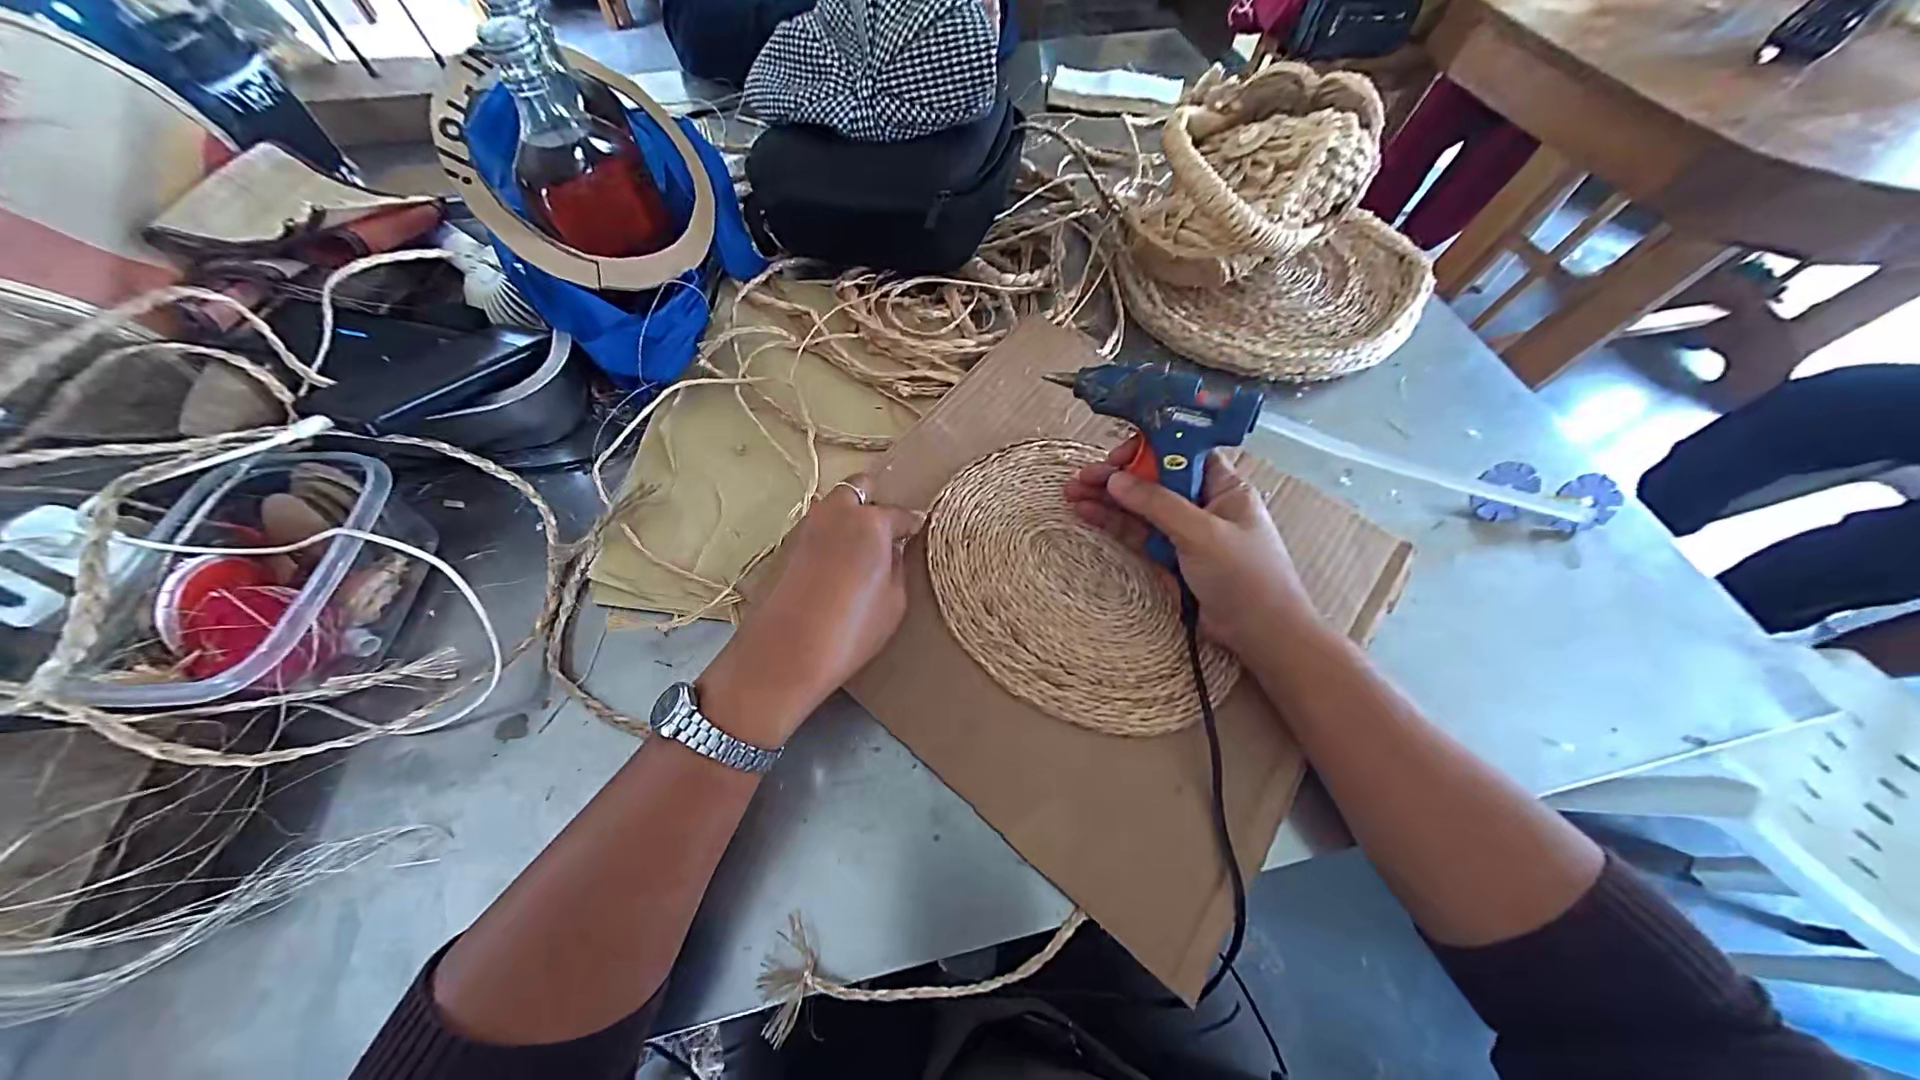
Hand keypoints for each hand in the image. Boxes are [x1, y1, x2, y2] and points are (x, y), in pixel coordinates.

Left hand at [697, 475, 920, 747]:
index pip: (901, 513)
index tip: (918, 532)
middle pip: (860, 488)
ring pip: (835, 504)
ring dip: (850, 514)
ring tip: (864, 545)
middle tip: (888, 529)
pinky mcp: (790, 546)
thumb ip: (897, 565)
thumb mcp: (894, 600)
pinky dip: (832, 533)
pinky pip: (819, 526)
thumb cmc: (851, 628)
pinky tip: (841, 561)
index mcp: (871, 521)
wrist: (788, 651)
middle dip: (876, 501)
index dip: (913, 524)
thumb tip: (895, 549)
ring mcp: (809, 527)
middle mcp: (838, 513)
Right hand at [1064, 440, 1316, 655]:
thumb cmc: (1246, 578)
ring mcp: (1185, 531)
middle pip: (1154, 480)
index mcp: (1223, 487)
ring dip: (1108, 500)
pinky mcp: (1171, 557)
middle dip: (1117, 477)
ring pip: (1141, 507)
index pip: (1182, 453)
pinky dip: (1114, 523)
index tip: (1118, 457)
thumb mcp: (1202, 534)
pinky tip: (1088, 514)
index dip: (1148, 450)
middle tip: (1081, 478)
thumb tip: (1116, 479)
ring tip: (1072, 495)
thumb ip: (1158, 504)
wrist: (1262, 635)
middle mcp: (1203, 504)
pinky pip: (1138, 533)